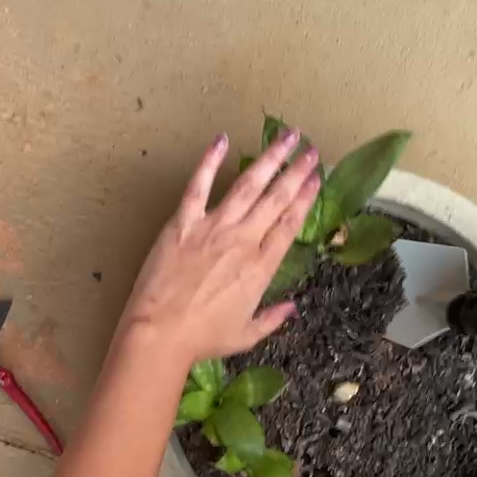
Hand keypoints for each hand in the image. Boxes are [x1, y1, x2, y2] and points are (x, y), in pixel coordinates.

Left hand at [118, 129, 321, 369]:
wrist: (161, 332)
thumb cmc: (202, 338)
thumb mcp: (245, 335)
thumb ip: (271, 319)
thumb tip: (291, 308)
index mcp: (260, 268)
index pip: (289, 225)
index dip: (305, 200)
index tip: (316, 180)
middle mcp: (242, 241)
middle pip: (275, 199)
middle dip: (296, 172)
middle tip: (311, 150)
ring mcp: (212, 228)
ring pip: (247, 185)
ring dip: (269, 159)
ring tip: (287, 137)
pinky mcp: (183, 223)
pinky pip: (198, 186)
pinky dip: (210, 161)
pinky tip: (221, 140)